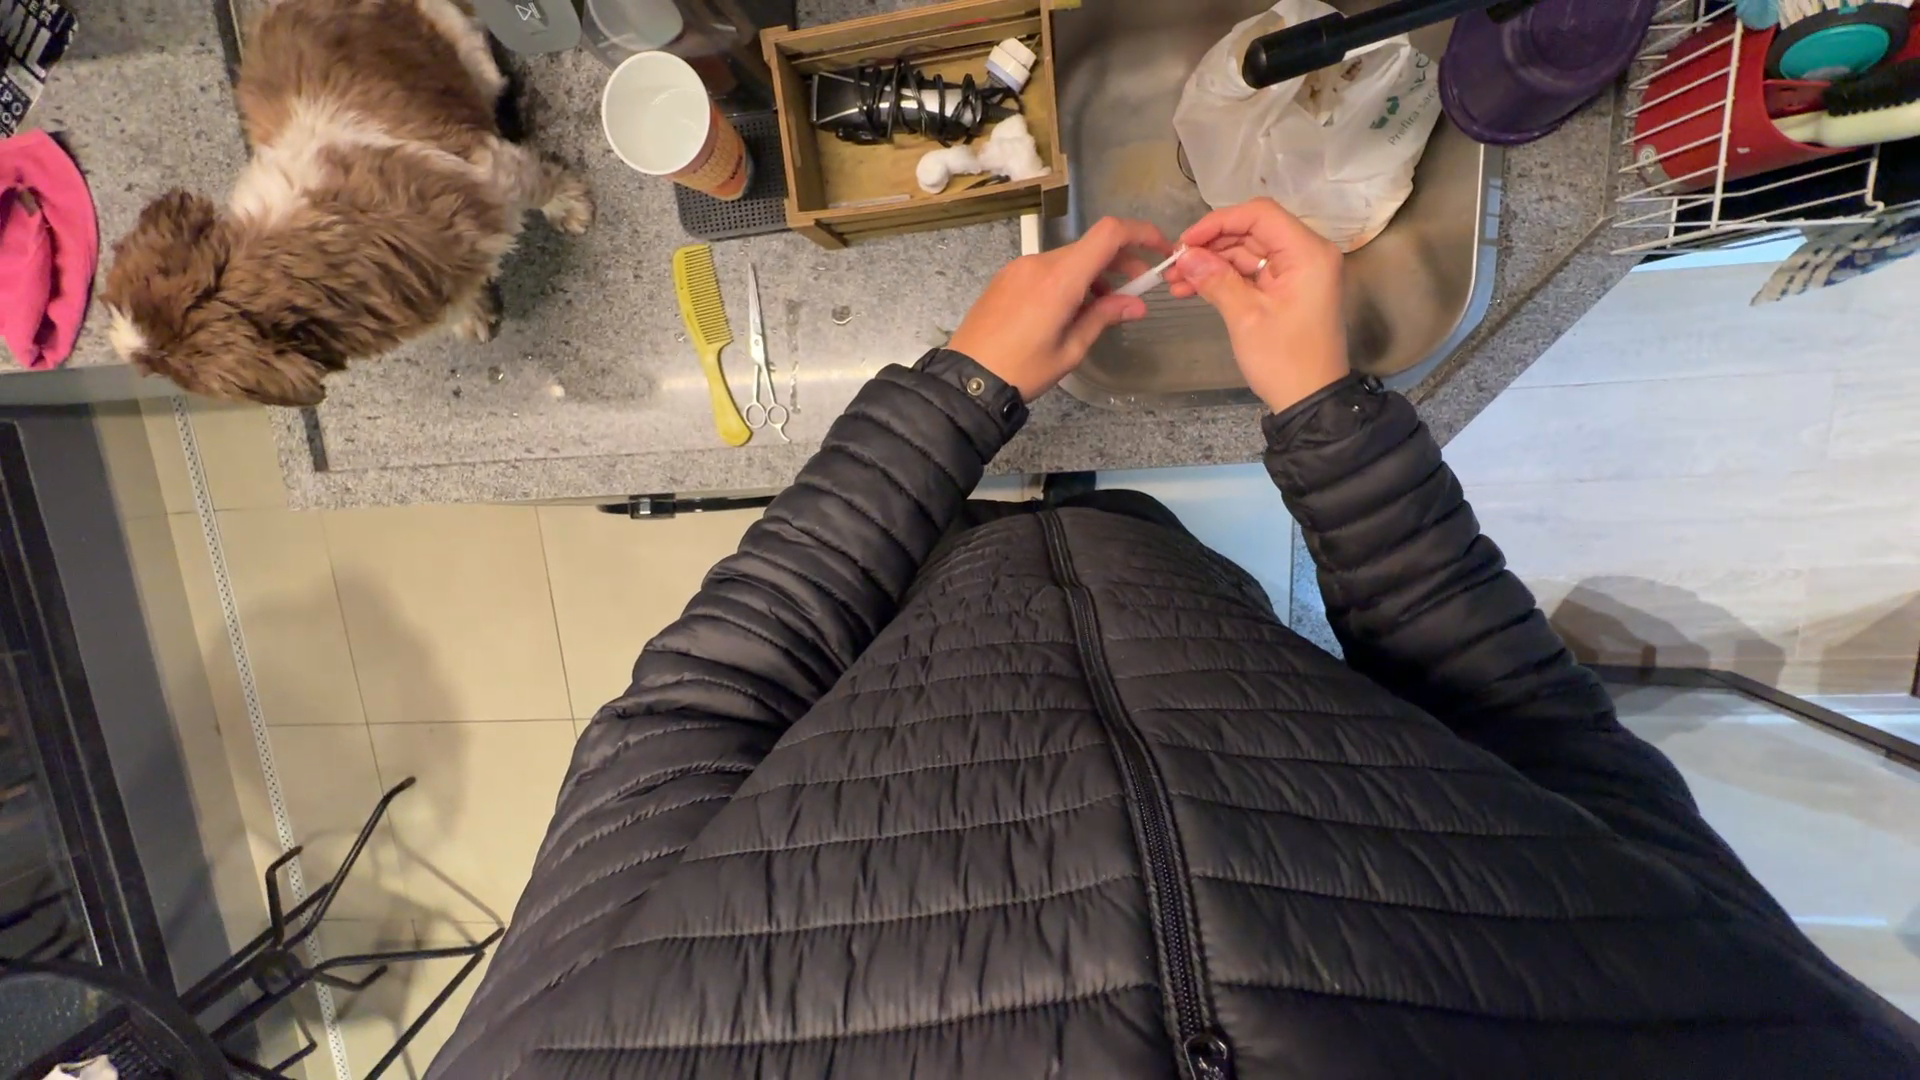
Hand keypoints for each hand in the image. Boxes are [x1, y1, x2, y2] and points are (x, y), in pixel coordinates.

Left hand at [950, 217, 1171, 400]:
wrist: (967, 380)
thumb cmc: (1021, 371)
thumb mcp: (1070, 350)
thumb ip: (1104, 318)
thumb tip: (1137, 303)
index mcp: (1060, 279)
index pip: (1109, 233)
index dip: (1141, 233)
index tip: (1159, 249)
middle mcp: (1039, 263)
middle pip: (1090, 246)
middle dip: (1119, 261)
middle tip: (1137, 288)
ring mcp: (1019, 268)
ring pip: (1068, 258)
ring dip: (1093, 273)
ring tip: (1103, 306)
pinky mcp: (1005, 278)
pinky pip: (1045, 268)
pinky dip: (1067, 279)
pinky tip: (1070, 308)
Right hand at [1163, 198, 1349, 412]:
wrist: (1310, 399)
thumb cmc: (1284, 359)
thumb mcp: (1246, 317)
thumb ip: (1216, 280)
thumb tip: (1185, 257)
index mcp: (1306, 252)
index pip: (1260, 215)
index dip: (1218, 222)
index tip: (1185, 242)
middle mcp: (1305, 254)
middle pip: (1252, 232)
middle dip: (1211, 246)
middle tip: (1174, 264)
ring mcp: (1296, 273)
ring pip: (1247, 253)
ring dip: (1212, 264)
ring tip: (1175, 281)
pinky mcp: (1286, 291)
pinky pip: (1251, 274)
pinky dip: (1224, 279)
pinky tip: (1193, 288)